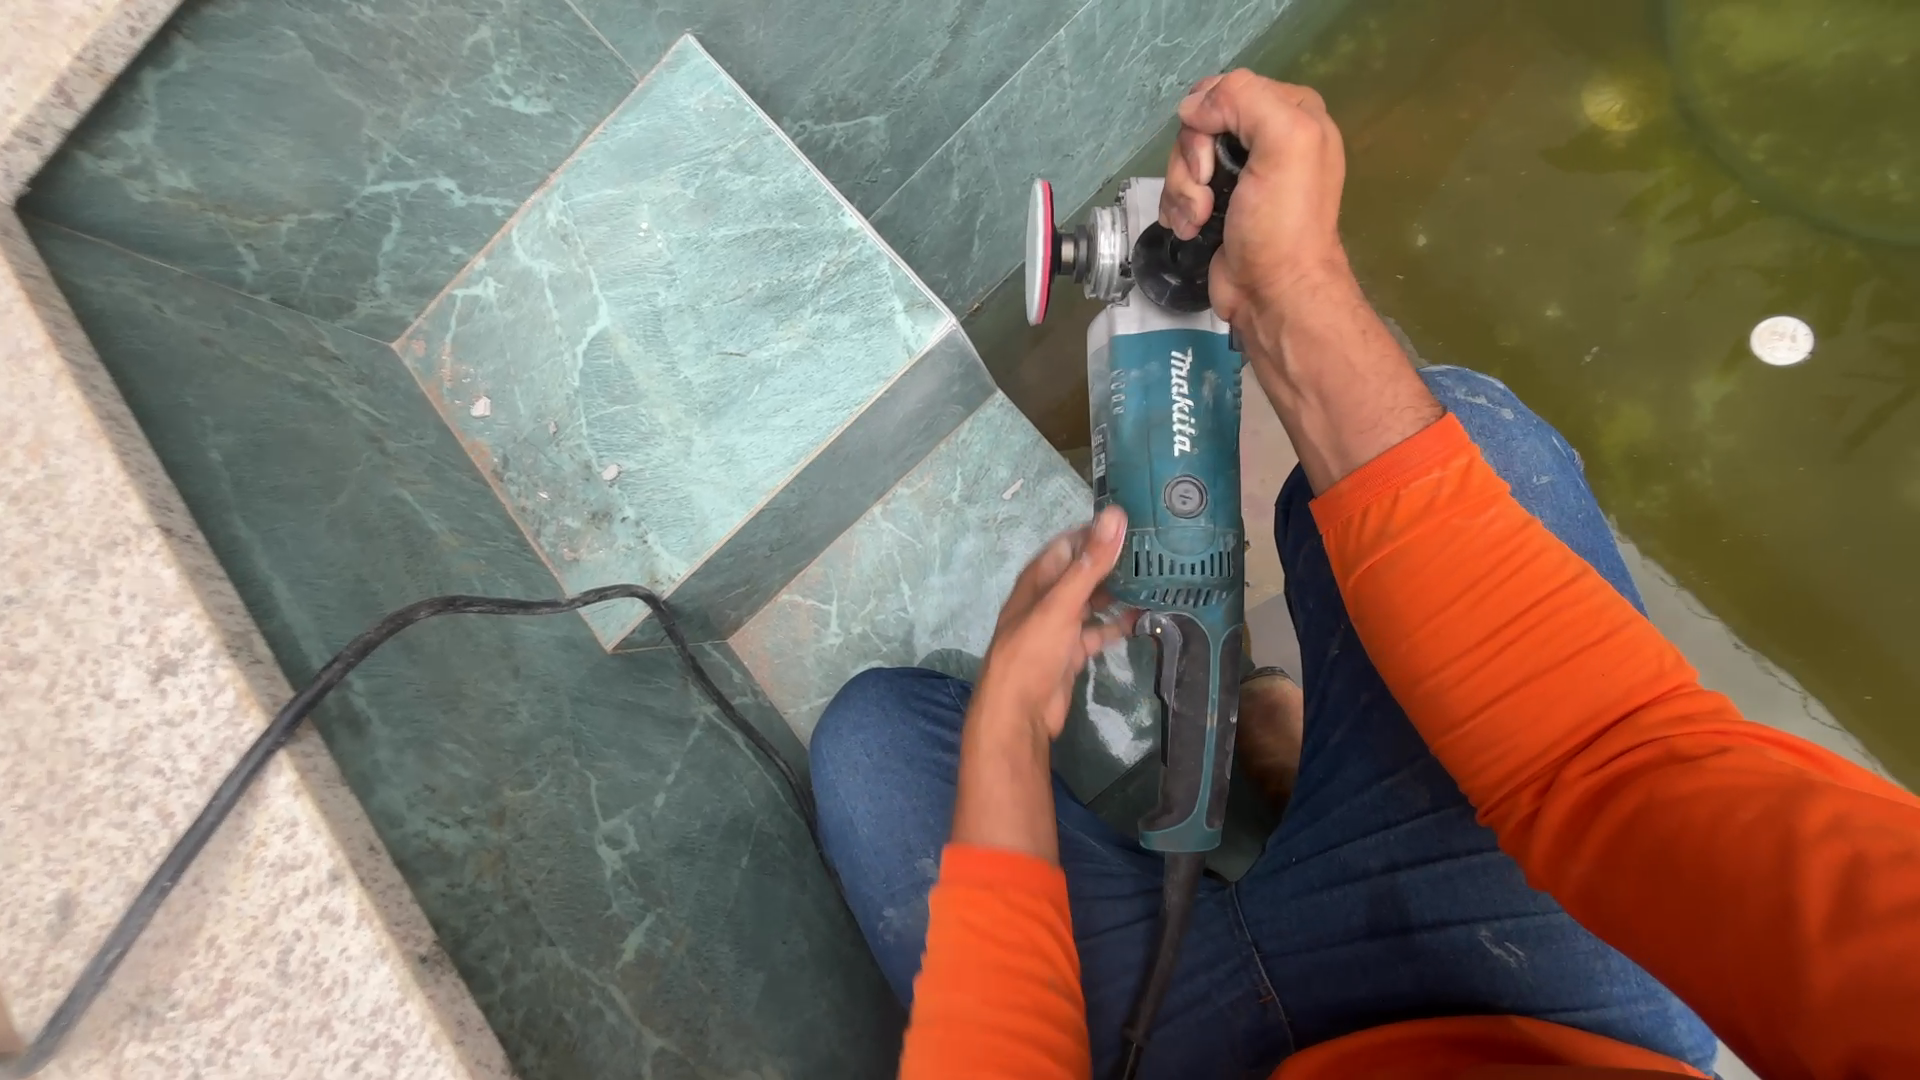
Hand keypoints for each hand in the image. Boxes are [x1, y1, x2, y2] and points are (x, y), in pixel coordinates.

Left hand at [972, 505, 1134, 739]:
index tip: (1137, 524)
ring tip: (1158, 581)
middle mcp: (1049, 597)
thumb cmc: (1032, 651)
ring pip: (1093, 600)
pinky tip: (1145, 618)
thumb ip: (1089, 564)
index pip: (1072, 543)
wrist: (1019, 712)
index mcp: (1039, 578)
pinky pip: (1099, 630)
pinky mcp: (1072, 650)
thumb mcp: (1061, 603)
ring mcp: (1061, 625)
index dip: (1100, 532)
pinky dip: (1118, 624)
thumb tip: (1115, 516)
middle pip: (1085, 571)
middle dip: (1115, 563)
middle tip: (1157, 552)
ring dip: (1119, 593)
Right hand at [1157, 70, 1352, 327]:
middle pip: (1199, 128)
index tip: (1212, 162)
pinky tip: (1190, 229)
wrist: (1273, 293)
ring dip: (1182, 194)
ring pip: (1185, 162)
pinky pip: (1179, 192)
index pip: (1227, 91)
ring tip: (1198, 221)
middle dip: (1192, 165)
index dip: (1208, 122)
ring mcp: (1238, 177)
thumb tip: (1191, 106)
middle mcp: (1264, 140)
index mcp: (1290, 113)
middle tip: (1206, 196)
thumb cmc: (1282, 223)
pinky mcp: (1216, 207)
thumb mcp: (1283, 142)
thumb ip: (1242, 100)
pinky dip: (1177, 210)